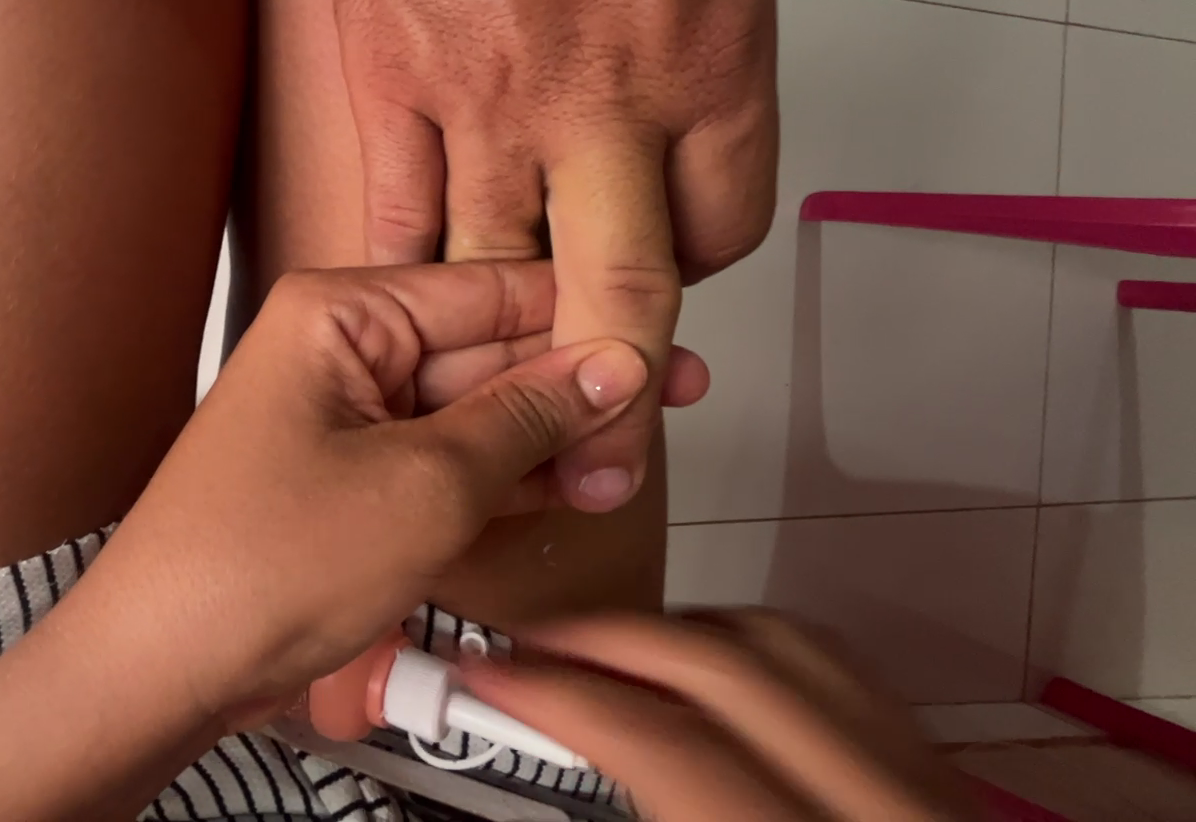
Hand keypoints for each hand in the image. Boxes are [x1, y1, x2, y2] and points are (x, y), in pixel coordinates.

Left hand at [82, 260, 689, 720]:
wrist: (169, 659)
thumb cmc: (256, 563)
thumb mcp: (423, 483)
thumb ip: (523, 418)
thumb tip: (605, 369)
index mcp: (340, 312)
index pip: (487, 289)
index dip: (581, 316)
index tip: (662, 344)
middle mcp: (341, 349)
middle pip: (483, 350)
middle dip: (569, 389)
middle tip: (663, 413)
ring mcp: (348, 413)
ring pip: (471, 409)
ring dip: (544, 439)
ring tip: (623, 464)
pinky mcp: (353, 471)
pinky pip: (443, 456)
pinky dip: (502, 475)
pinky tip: (568, 485)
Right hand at [316, 0, 779, 509]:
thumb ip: (717, 43)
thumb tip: (677, 124)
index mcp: (701, 58)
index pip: (717, 231)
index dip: (696, 276)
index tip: (667, 279)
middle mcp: (595, 102)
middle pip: (616, 293)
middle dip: (613, 395)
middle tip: (605, 469)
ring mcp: (480, 103)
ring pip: (492, 273)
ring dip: (495, 354)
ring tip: (488, 417)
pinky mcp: (388, 89)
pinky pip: (396, 218)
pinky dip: (404, 280)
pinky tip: (397, 324)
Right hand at [463, 611, 978, 820]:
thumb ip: (635, 816)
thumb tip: (537, 749)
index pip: (669, 744)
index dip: (556, 693)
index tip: (482, 671)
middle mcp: (899, 821)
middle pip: (727, 665)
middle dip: (598, 637)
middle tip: (521, 649)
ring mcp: (941, 802)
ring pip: (789, 646)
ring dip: (670, 632)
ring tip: (601, 656)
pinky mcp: (953, 793)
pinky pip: (841, 673)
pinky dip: (750, 648)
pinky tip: (703, 675)